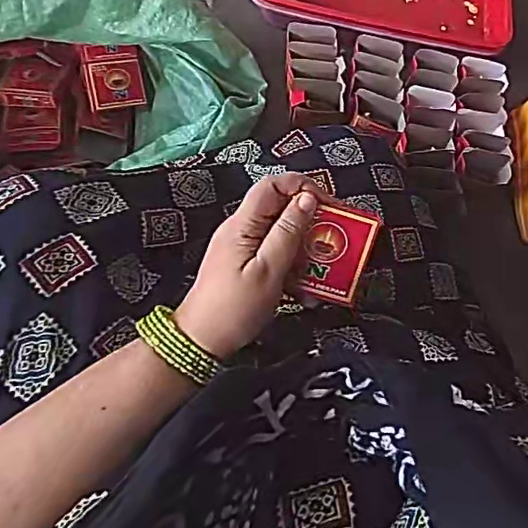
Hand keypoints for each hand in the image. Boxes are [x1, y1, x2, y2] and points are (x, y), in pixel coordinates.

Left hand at [176, 173, 319, 357]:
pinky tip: (301, 284)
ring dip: (303, 246)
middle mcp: (241, 229)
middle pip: (281, 206)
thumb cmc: (231, 311)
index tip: (326, 205)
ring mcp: (242, 245)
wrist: (200, 342)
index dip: (303, 187)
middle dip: (308, 221)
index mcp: (243, 224)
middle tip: (328, 238)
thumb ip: (289, 232)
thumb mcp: (269, 270)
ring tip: (315, 268)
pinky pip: (275, 250)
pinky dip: (292, 263)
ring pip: (282, 230)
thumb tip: (307, 199)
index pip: (274, 184)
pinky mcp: (246, 261)